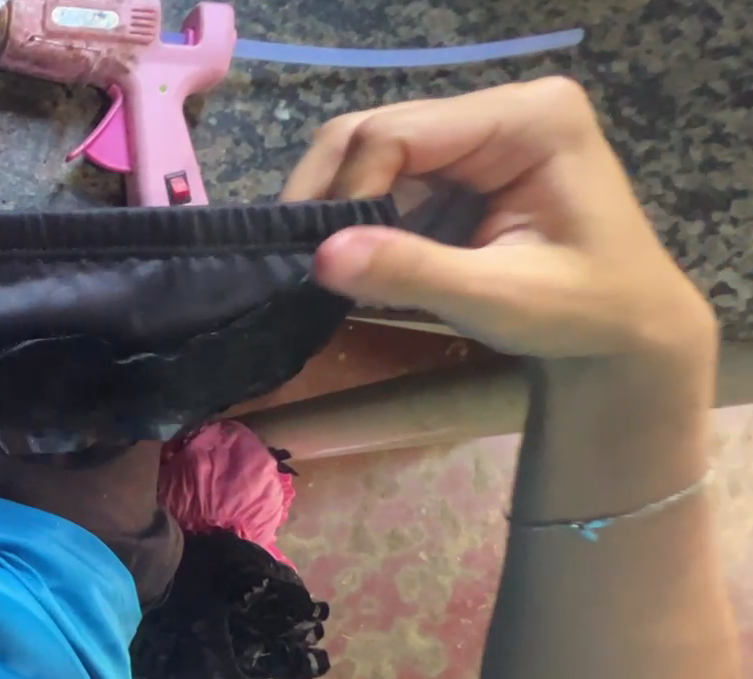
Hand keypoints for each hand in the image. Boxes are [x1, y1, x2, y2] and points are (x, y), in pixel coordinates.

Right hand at [283, 77, 716, 368]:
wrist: (617, 324)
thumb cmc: (578, 308)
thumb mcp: (495, 298)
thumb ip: (411, 272)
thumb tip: (322, 256)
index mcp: (528, 120)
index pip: (394, 135)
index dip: (348, 194)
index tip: (333, 263)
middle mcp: (494, 111)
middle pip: (362, 131)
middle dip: (320, 195)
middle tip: (302, 258)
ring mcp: (466, 136)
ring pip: (352, 150)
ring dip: (323, 206)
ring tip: (323, 260)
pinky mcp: (444, 167)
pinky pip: (365, 176)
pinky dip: (339, 216)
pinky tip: (344, 254)